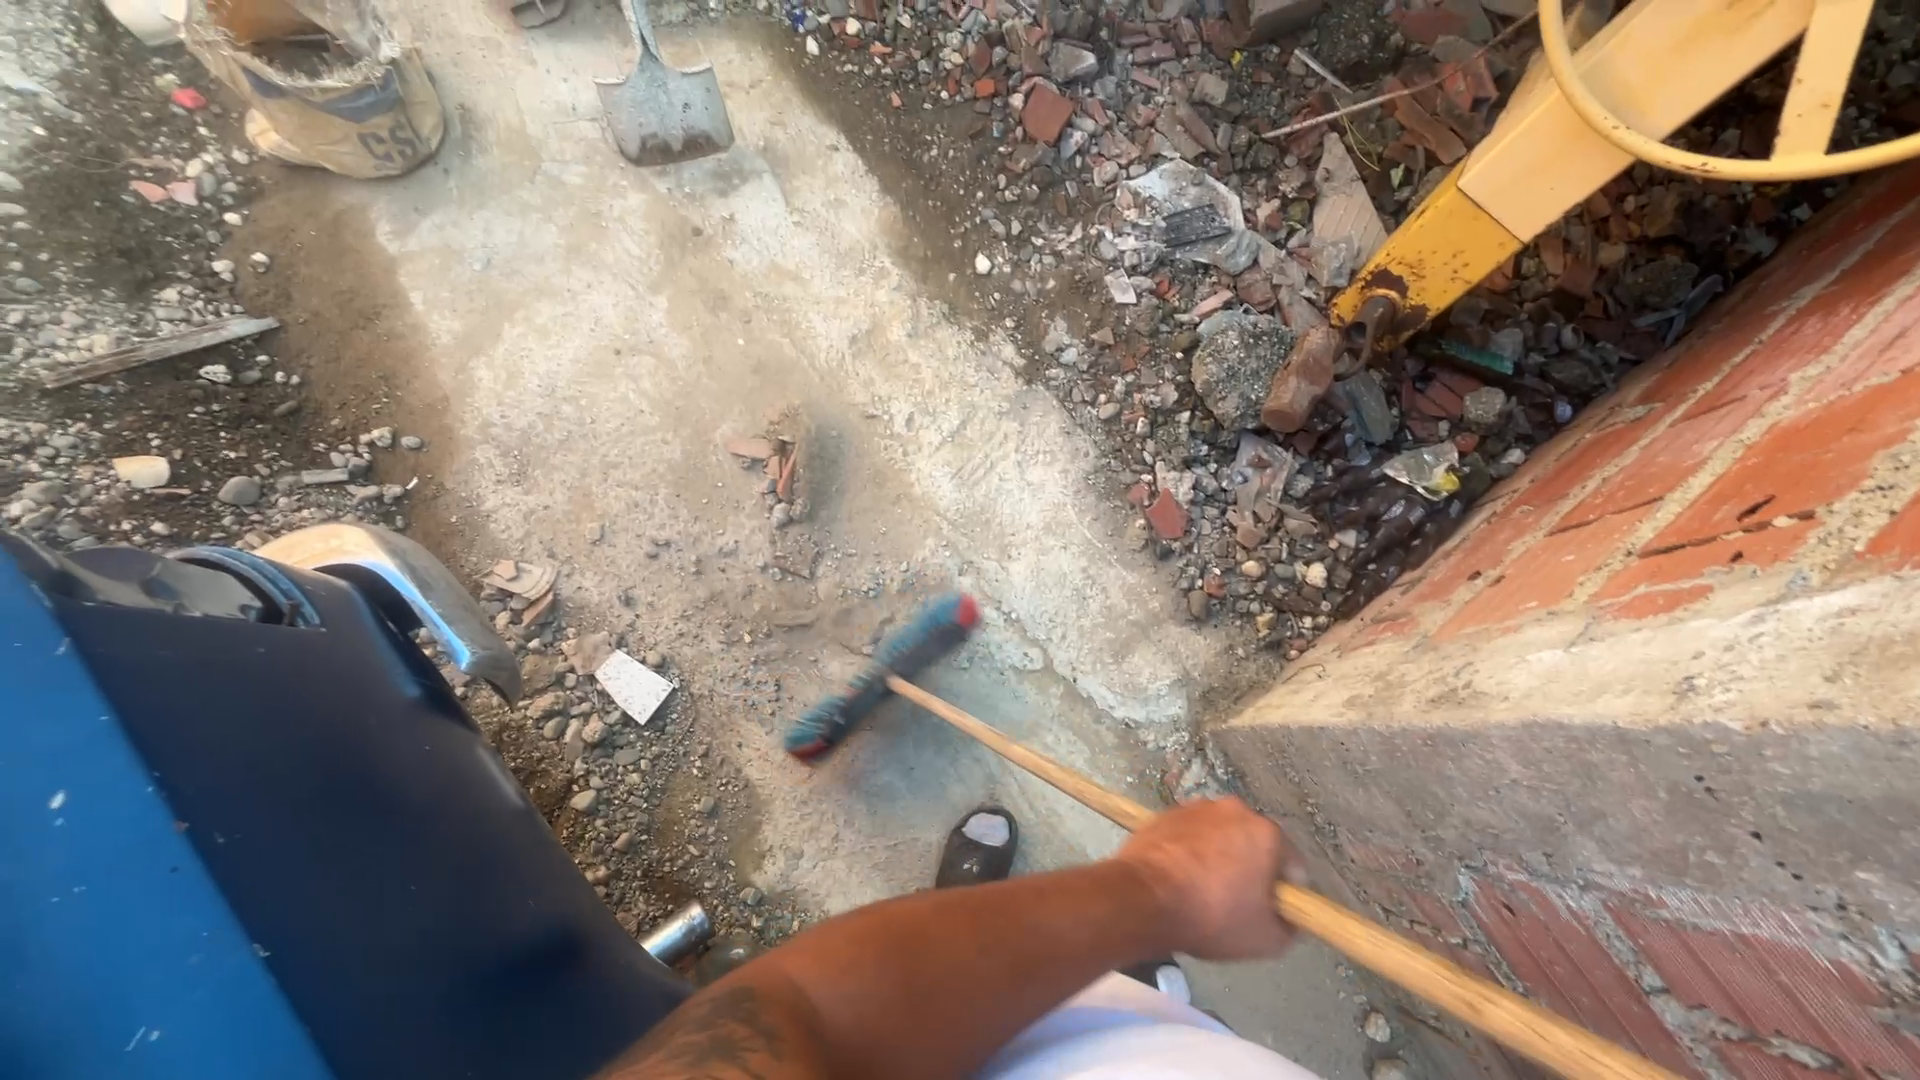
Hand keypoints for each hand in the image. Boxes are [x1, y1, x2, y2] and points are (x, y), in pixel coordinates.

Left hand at [1115, 797, 1303, 960]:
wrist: (1143, 897)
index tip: (1271, 913)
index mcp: (1266, 832)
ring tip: (1203, 891)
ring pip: (1221, 837)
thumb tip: (1287, 918)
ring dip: (1219, 857)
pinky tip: (1181, 877)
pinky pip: (1191, 834)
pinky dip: (1191, 851)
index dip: (1285, 894)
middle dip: (1251, 870)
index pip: (1291, 865)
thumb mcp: (1266, 939)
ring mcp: (1196, 808)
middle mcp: (1234, 809)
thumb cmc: (1211, 915)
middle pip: (1254, 844)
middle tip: (1237, 902)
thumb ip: (1289, 926)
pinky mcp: (1166, 813)